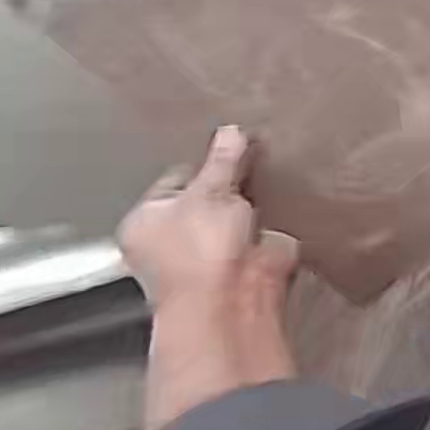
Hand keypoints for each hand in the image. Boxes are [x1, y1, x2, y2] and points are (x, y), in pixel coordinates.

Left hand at [118, 125, 296, 307]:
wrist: (236, 296)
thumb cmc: (199, 254)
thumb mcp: (209, 191)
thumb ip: (223, 160)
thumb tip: (230, 133)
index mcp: (147, 220)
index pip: (177, 177)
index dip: (205, 160)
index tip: (229, 146)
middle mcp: (177, 235)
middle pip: (209, 192)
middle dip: (232, 179)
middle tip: (252, 157)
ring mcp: (215, 246)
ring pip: (238, 208)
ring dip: (254, 197)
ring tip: (268, 178)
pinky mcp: (250, 252)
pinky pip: (265, 222)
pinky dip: (275, 213)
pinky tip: (282, 200)